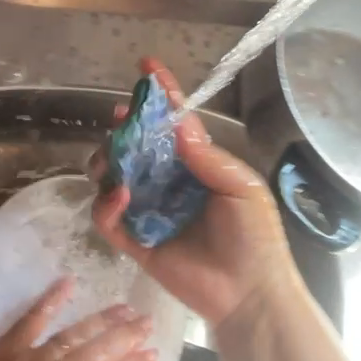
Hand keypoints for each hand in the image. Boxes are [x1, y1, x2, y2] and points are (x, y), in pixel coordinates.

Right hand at [92, 59, 299, 330]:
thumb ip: (206, 155)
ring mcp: (148, 209)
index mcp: (194, 163)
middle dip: (124, 127)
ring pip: (112, 174)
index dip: (160, 93)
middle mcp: (167, 181)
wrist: (250, 294)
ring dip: (108, 160)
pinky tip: (121, 196)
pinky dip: (106, 203)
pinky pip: (107, 218)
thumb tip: (175, 122)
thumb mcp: (240, 186)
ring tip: (115, 159)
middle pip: (134, 144)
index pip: (173, 122)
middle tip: (120, 120)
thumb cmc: (254, 237)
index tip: (146, 66)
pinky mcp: (134, 241)